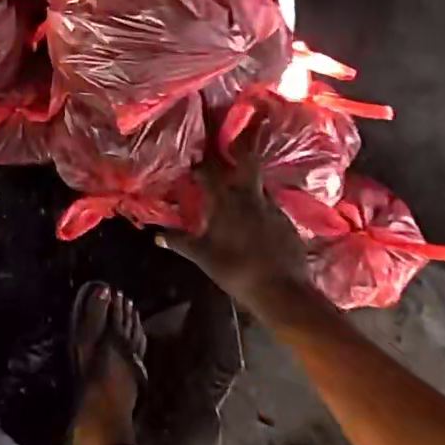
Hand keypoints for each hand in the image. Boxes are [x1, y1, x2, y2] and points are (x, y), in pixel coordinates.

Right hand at [159, 158, 317, 321]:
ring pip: (260, 185)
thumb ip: (179, 241)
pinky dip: (261, 206)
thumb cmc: (235, 269)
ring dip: (248, 183)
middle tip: (227, 152)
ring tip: (238, 192)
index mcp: (226, 202)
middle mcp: (250, 198)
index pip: (210, 173)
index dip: (200, 168)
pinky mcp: (288, 223)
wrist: (283, 291)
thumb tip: (156, 235)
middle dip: (238, 153)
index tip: (192, 167)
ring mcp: (273, 209)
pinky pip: (271, 205)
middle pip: (248, 163)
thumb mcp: (201, 256)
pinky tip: (256, 218)